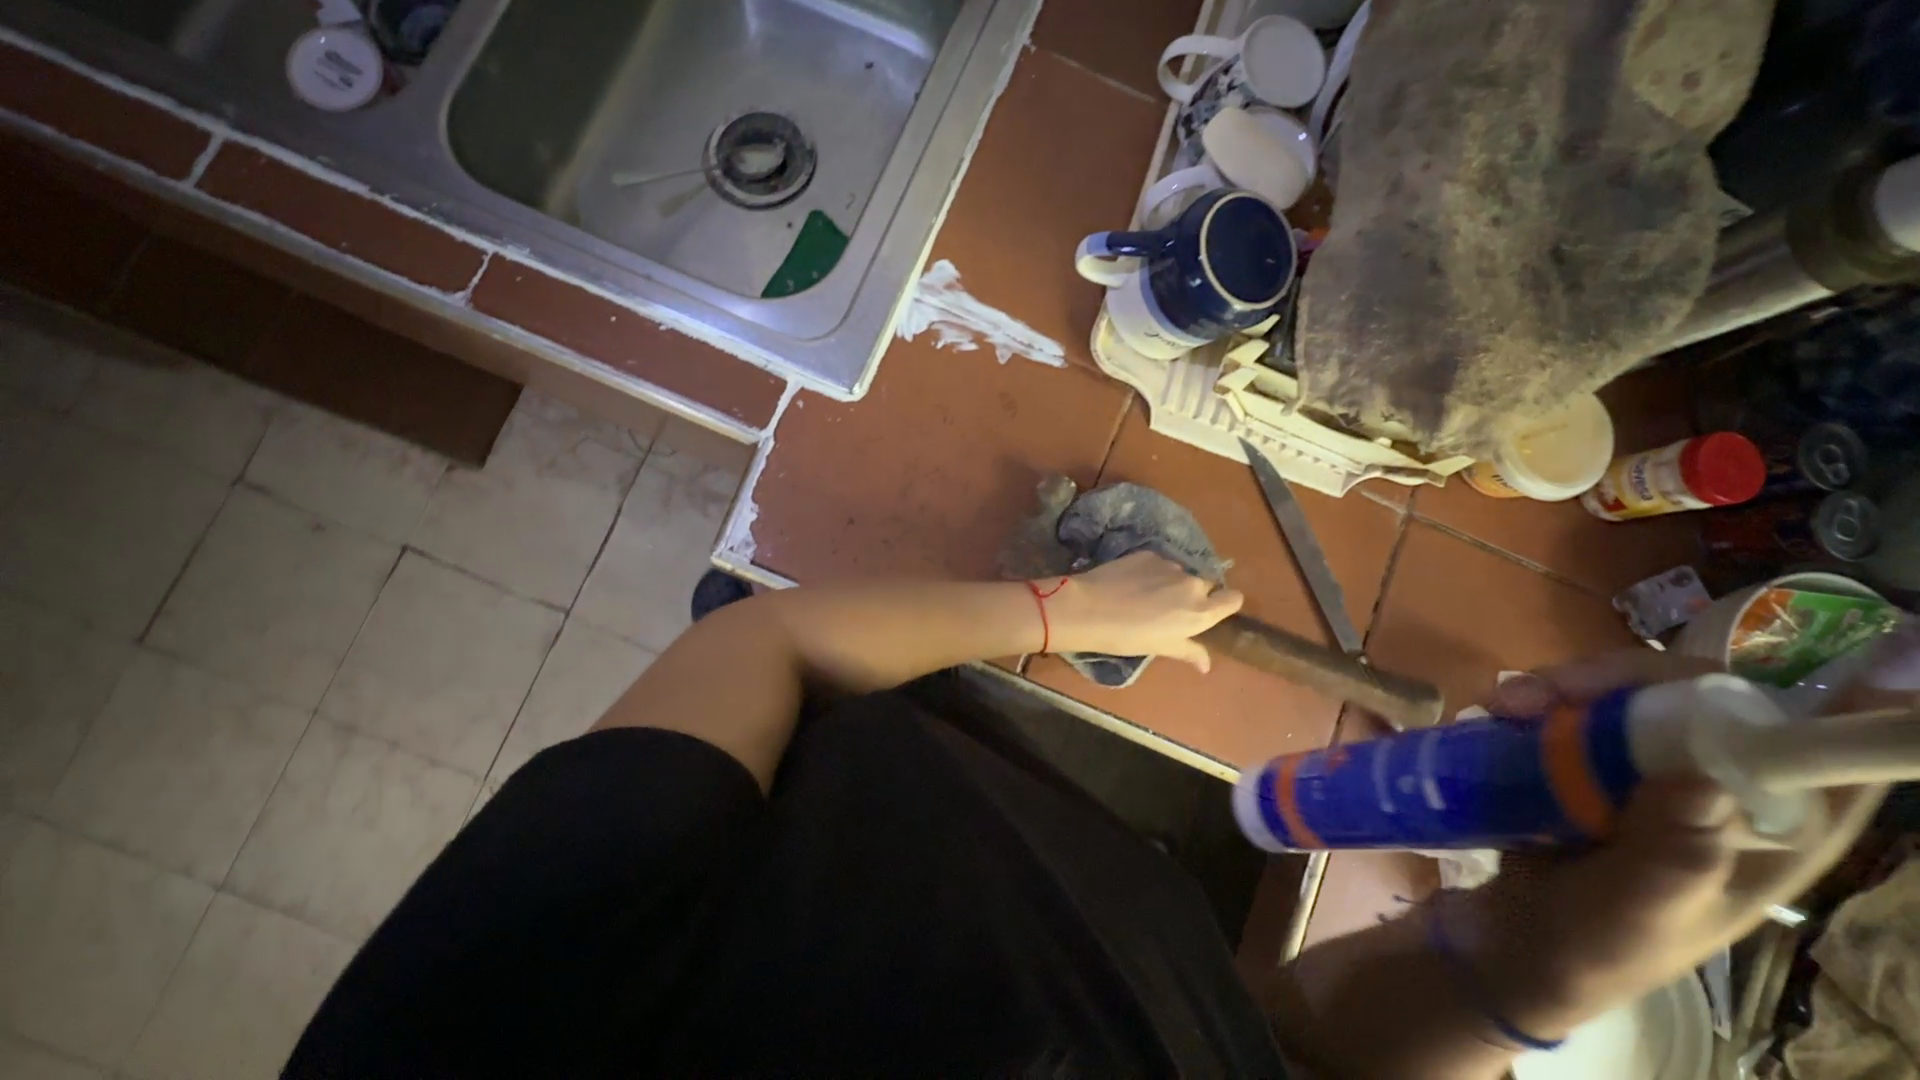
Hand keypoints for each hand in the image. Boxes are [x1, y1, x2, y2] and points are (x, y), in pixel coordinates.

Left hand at [1042, 552, 1244, 671]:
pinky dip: (1152, 572)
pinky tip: (1131, 583)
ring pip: (1180, 573)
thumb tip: (1207, 666)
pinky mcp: (1149, 554)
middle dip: (1193, 594)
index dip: (1225, 603)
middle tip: (1168, 608)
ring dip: (1171, 582)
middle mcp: (1192, 585)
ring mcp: (1170, 566)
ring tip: (1145, 596)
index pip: (1233, 599)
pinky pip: (1159, 563)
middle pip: (1205, 585)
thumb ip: (1189, 651)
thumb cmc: (1127, 637)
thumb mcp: (1161, 648)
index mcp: (1200, 612)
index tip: (1211, 609)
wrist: (1089, 609)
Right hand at [1446, 649, 1892, 1042]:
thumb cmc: (1593, 943)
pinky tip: (1498, 710)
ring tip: (1503, 704)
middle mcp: (1718, 787)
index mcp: (1769, 832)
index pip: (1823, 757)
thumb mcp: (1638, 911)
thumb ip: (1674, 856)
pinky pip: (1577, 706)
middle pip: (1706, 698)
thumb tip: (1703, 778)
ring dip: (1564, 684)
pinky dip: (1537, 697)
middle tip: (1556, 687)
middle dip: (1629, 679)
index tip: (1761, 674)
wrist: (1510, 944)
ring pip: (1633, 692)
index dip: (1821, 707)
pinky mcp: (1590, 758)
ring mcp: (1649, 768)